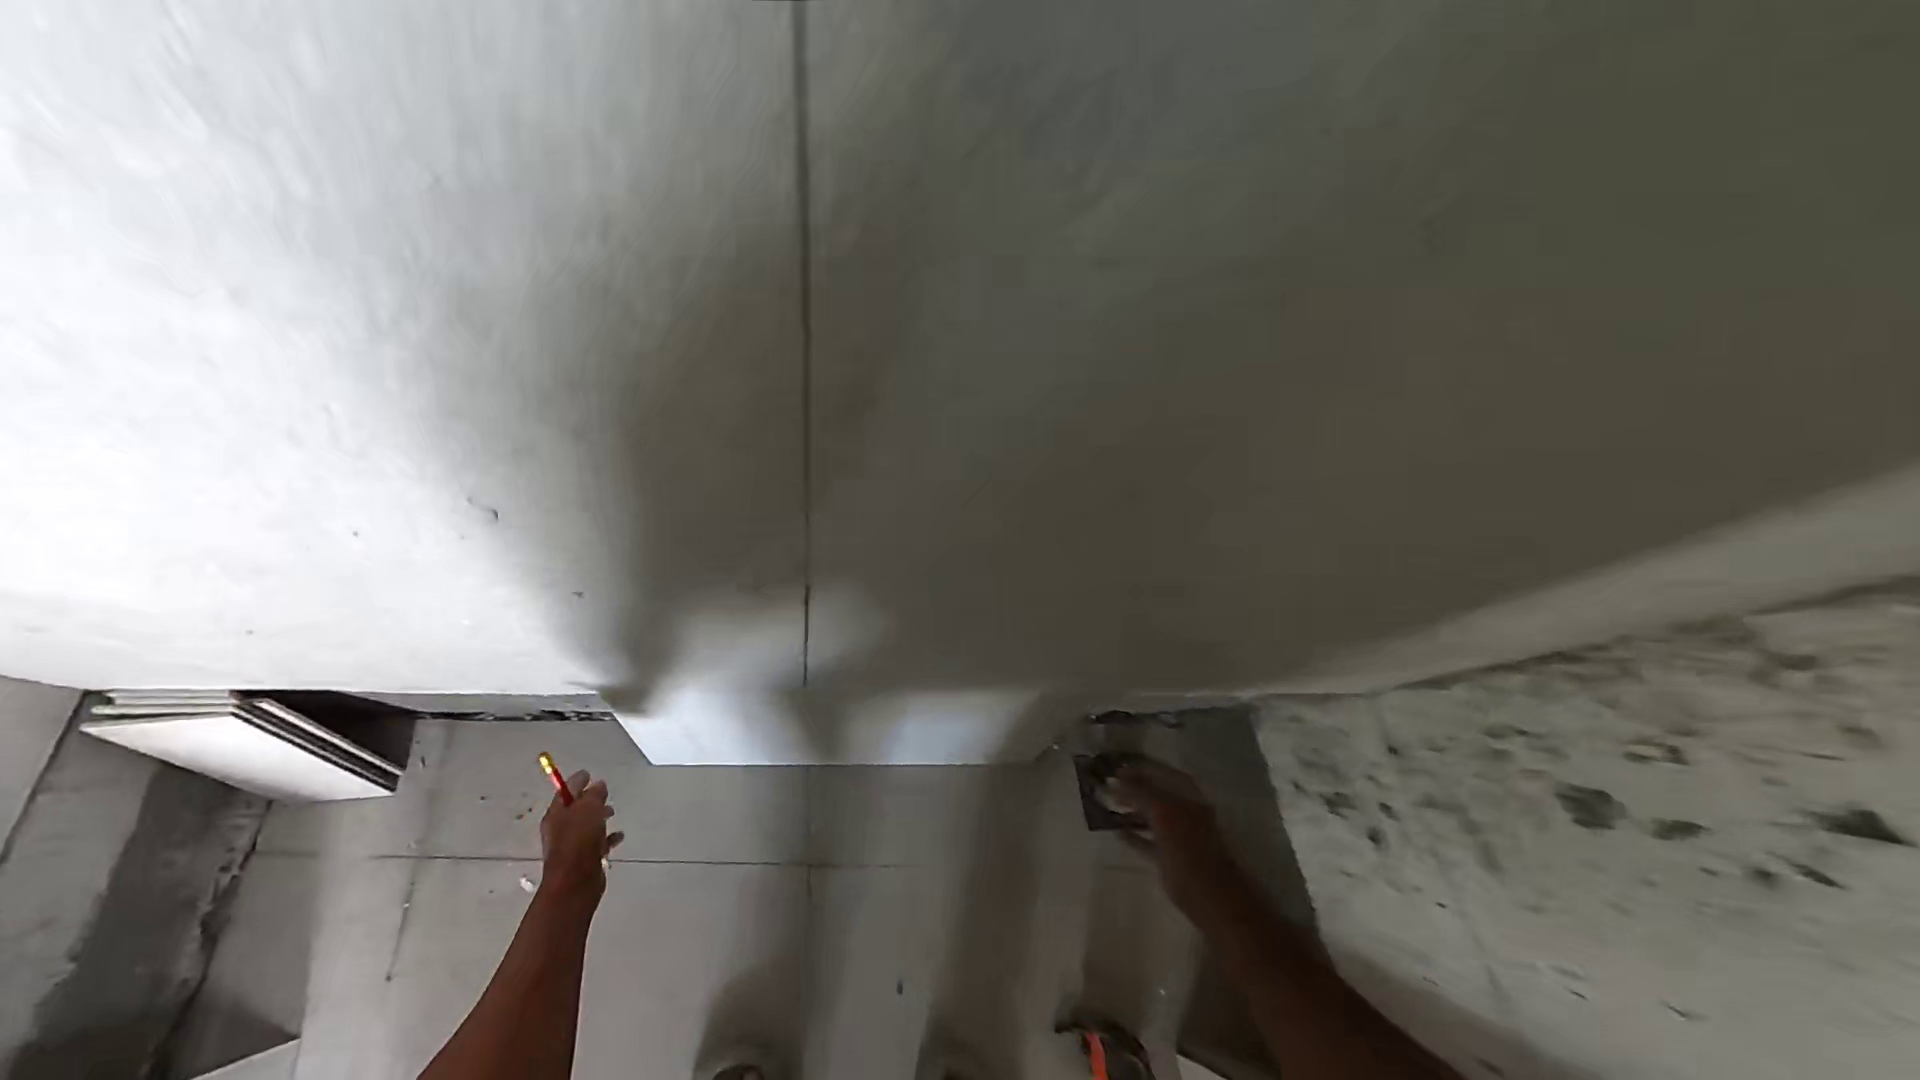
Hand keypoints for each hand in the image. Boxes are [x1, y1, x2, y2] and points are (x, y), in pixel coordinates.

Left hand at [539, 770, 623, 903]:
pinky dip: (607, 837)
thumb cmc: (579, 841)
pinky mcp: (583, 859)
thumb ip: (594, 794)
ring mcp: (572, 845)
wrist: (575, 882)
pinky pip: (597, 842)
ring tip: (612, 812)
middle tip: (604, 792)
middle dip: (589, 799)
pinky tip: (618, 836)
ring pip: (587, 824)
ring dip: (599, 816)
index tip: (588, 772)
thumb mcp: (589, 809)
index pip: (565, 791)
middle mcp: (561, 828)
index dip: (577, 781)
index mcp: (556, 814)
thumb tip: (598, 785)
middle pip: (576, 808)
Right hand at [1115, 759, 1237, 916]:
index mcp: (1189, 797)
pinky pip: (1152, 840)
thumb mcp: (1165, 816)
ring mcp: (1183, 836)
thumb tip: (1120, 778)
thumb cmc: (1191, 856)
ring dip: (1133, 810)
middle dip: (1133, 788)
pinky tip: (1118, 833)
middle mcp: (1188, 812)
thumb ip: (1143, 794)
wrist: (1218, 904)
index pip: (1160, 772)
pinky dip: (1136, 835)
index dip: (1138, 768)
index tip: (1112, 767)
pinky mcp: (1176, 860)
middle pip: (1157, 793)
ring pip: (1154, 816)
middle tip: (1107, 785)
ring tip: (1109, 807)